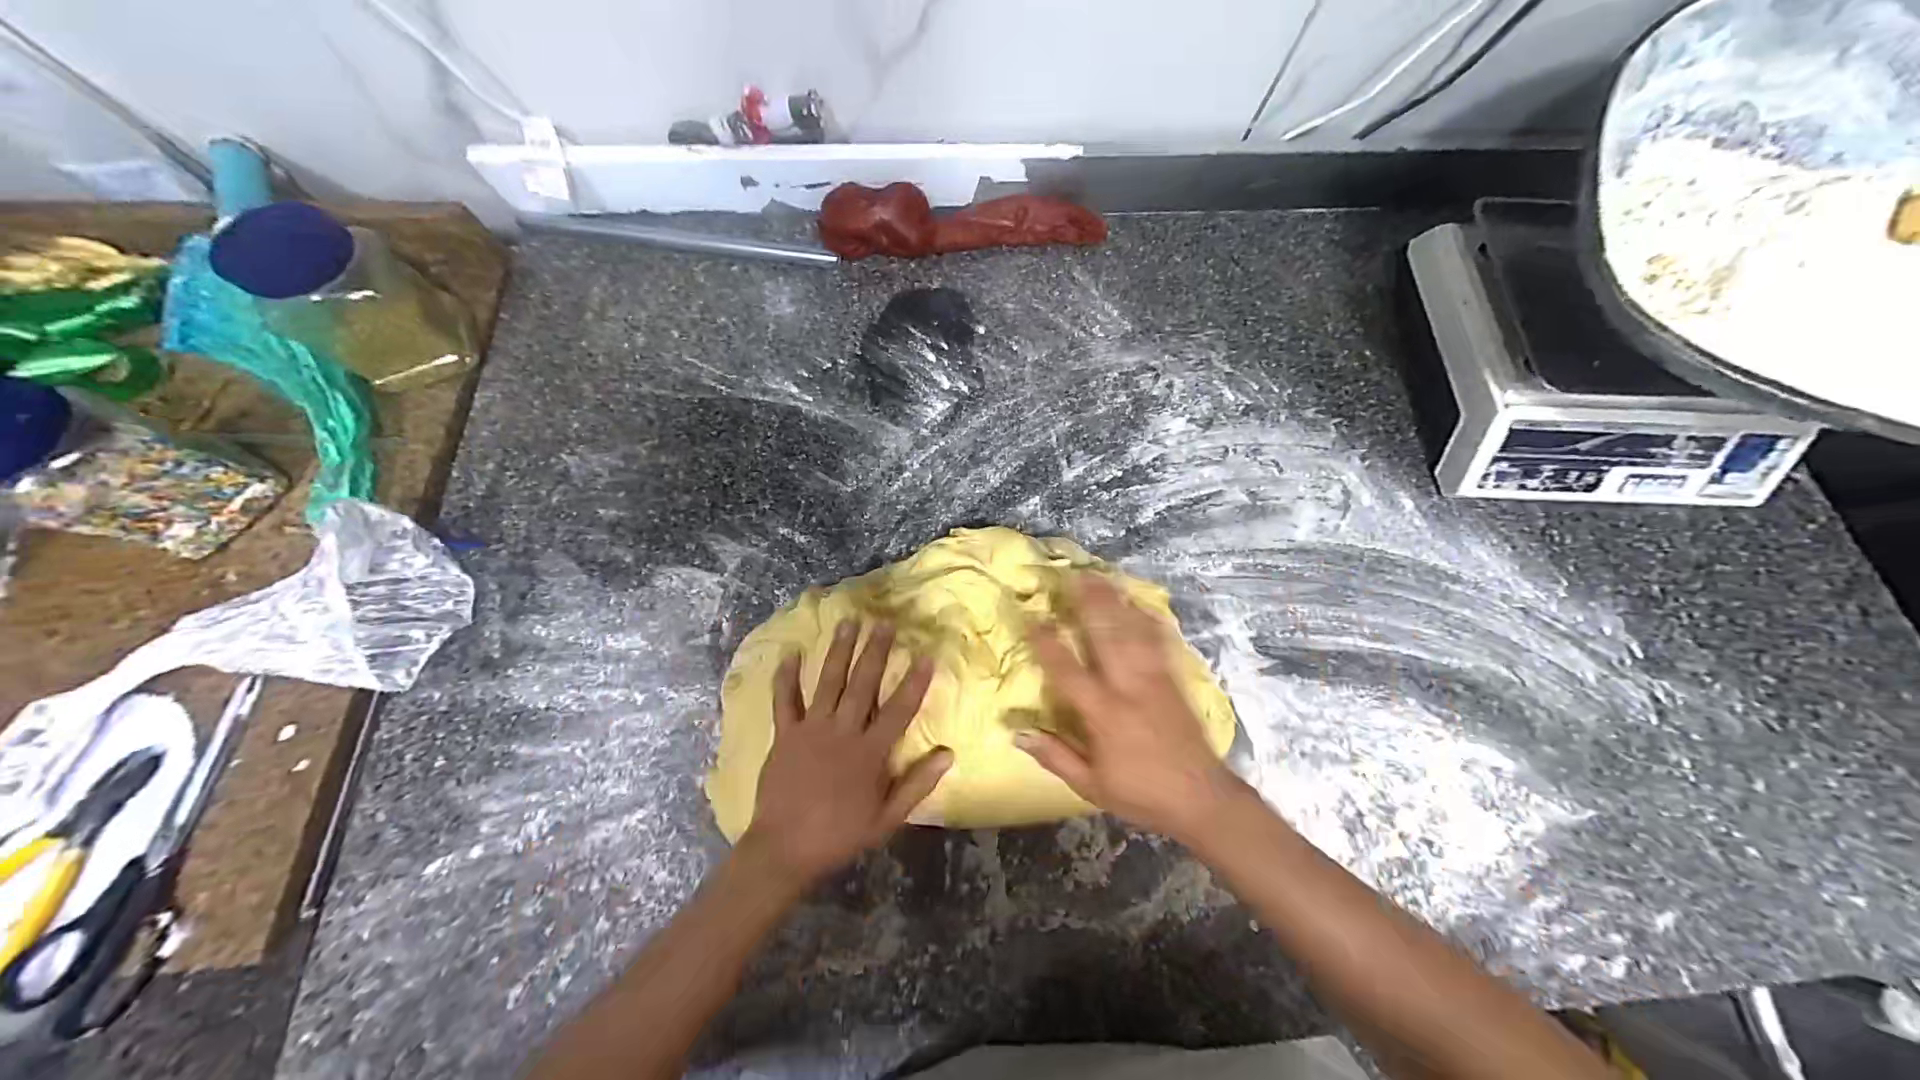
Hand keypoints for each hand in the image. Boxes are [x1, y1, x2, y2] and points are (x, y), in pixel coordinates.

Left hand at [738, 620, 952, 888]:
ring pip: (828, 682)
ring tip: (847, 622)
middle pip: (863, 684)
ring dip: (839, 651)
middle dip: (876, 651)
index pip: (899, 709)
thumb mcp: (887, 819)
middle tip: (885, 623)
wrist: (784, 849)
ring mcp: (810, 730)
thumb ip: (916, 784)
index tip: (926, 654)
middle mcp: (842, 732)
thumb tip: (948, 754)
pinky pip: (784, 700)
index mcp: (869, 753)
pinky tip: (790, 652)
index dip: (914, 681)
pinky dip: (786, 676)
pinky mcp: (785, 735)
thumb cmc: (839, 835)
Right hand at [1020, 574, 1244, 840]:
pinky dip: (1149, 620)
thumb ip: (1054, 756)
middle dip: (1089, 604)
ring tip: (1102, 578)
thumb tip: (1016, 732)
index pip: (1068, 671)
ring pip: (1133, 633)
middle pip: (1107, 637)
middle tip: (1073, 576)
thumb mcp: (1091, 785)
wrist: (1202, 799)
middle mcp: (1130, 689)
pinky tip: (1140, 605)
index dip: (1048, 642)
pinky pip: (1161, 643)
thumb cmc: (1142, 794)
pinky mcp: (1176, 682)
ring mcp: (1156, 681)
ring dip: (1116, 603)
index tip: (1032, 617)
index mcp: (1104, 714)